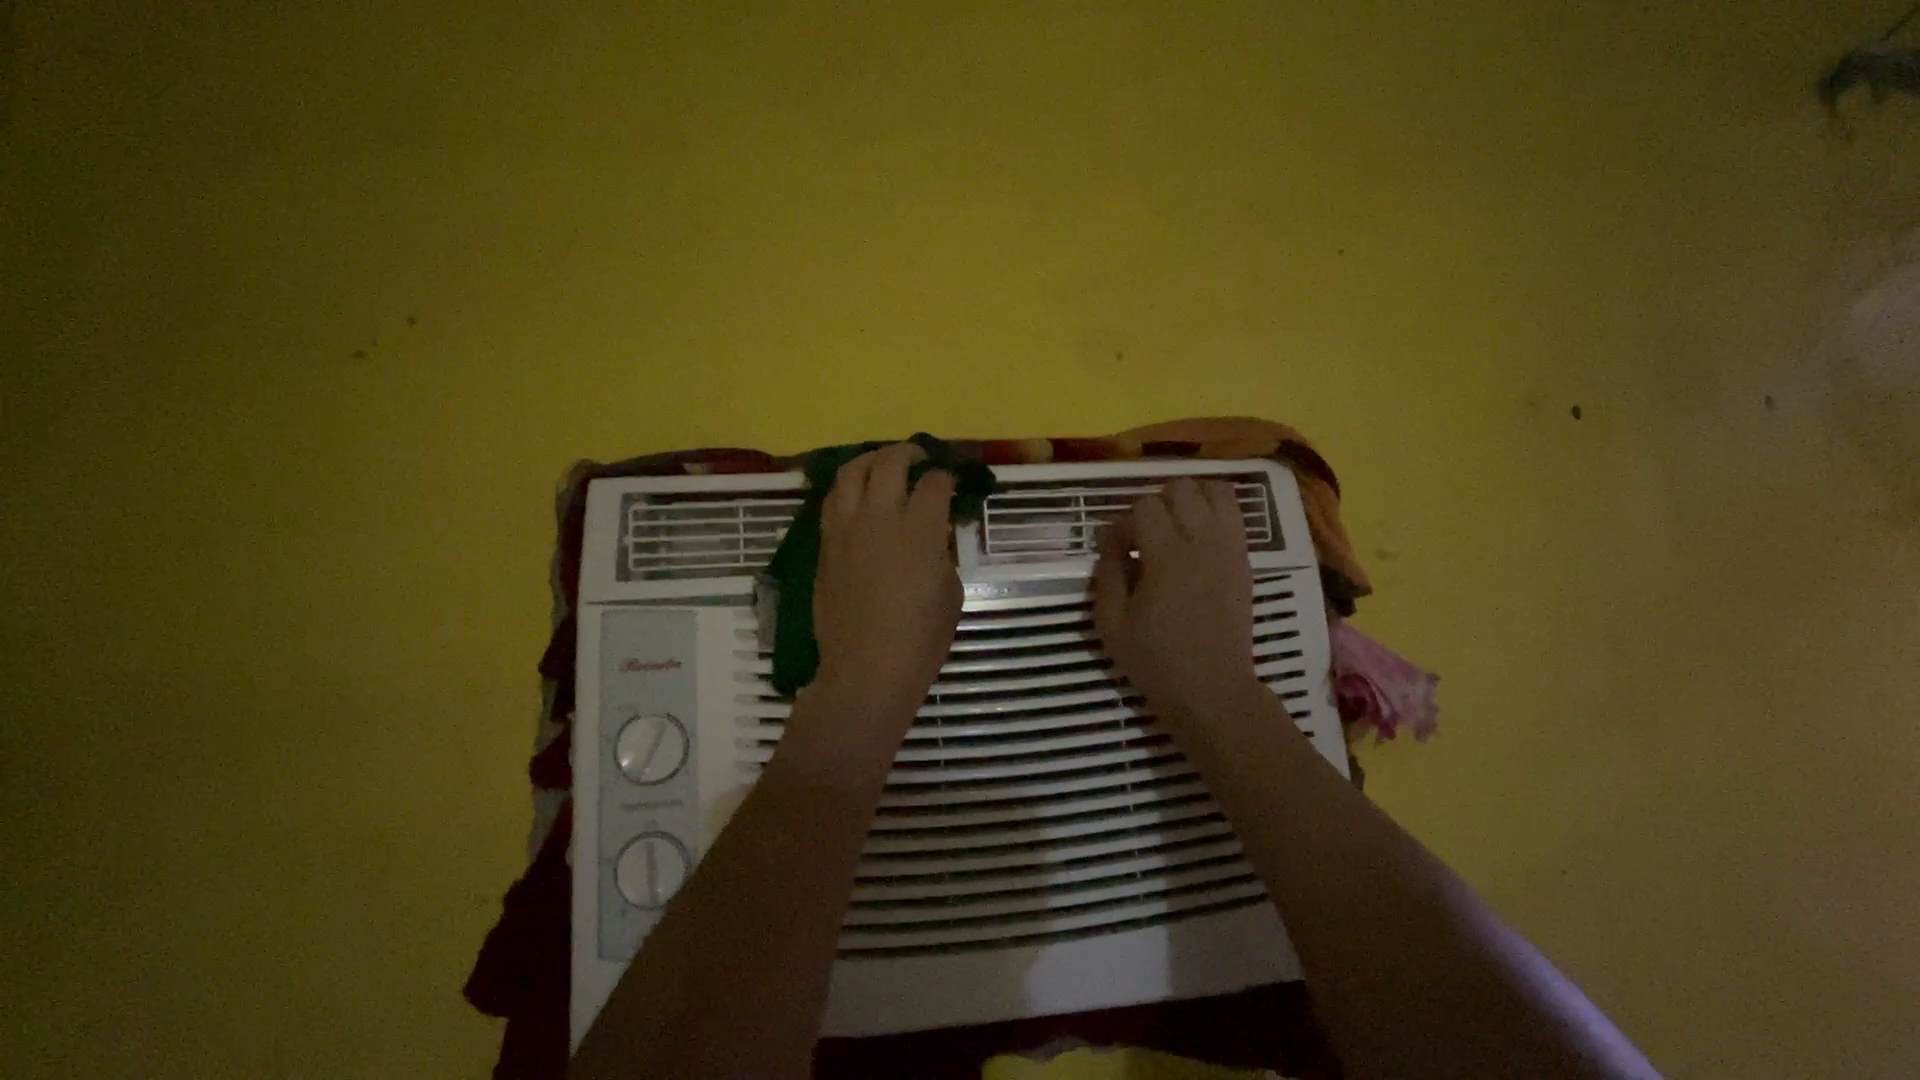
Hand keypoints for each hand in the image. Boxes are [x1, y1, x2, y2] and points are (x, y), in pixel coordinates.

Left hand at [810, 442, 961, 721]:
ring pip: (851, 472)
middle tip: (919, 458)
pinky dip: (848, 488)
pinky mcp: (825, 544)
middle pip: (889, 463)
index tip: (952, 479)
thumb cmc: (920, 640)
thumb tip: (933, 535)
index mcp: (919, 530)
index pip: (934, 482)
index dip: (947, 475)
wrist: (865, 670)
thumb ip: (941, 553)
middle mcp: (879, 518)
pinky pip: (833, 500)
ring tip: (883, 465)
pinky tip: (858, 495)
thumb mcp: (950, 593)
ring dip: (871, 460)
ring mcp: (846, 529)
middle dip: (909, 453)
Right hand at [1092, 478, 1264, 725]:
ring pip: (1215, 490)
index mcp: (1167, 557)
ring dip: (1189, 500)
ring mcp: (1230, 549)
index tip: (1116, 551)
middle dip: (1155, 503)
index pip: (1144, 506)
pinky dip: (1214, 512)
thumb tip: (1111, 542)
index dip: (1123, 523)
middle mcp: (1203, 542)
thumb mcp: (1111, 623)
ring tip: (1174, 527)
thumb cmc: (1155, 660)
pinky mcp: (1245, 561)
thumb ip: (1107, 574)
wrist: (1212, 689)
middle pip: (1180, 488)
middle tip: (1144, 537)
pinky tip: (1197, 536)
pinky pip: (1235, 514)